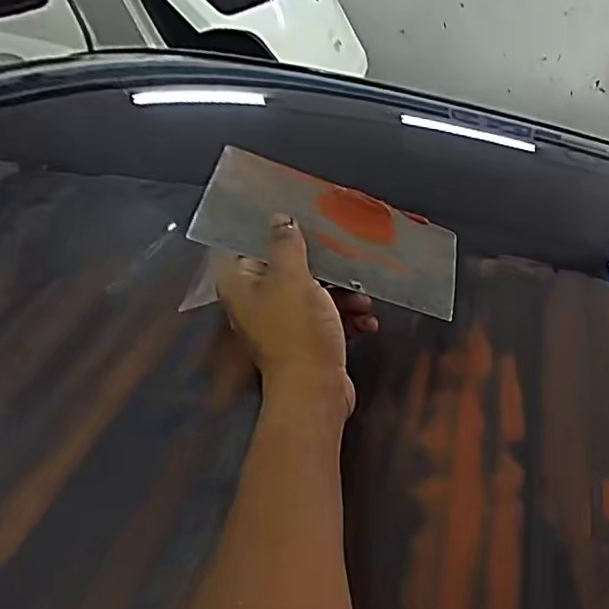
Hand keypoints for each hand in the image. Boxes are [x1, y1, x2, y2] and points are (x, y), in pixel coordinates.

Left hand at [215, 213, 377, 416]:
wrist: (316, 389)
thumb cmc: (298, 331)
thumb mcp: (292, 278)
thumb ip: (287, 244)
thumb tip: (281, 219)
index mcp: (241, 283)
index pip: (255, 247)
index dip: (281, 235)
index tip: (309, 227)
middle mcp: (257, 303)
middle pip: (292, 274)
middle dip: (327, 273)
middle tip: (349, 268)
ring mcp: (284, 327)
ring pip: (316, 300)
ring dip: (345, 299)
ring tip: (365, 304)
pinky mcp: (309, 346)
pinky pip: (329, 324)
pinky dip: (348, 321)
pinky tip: (367, 324)